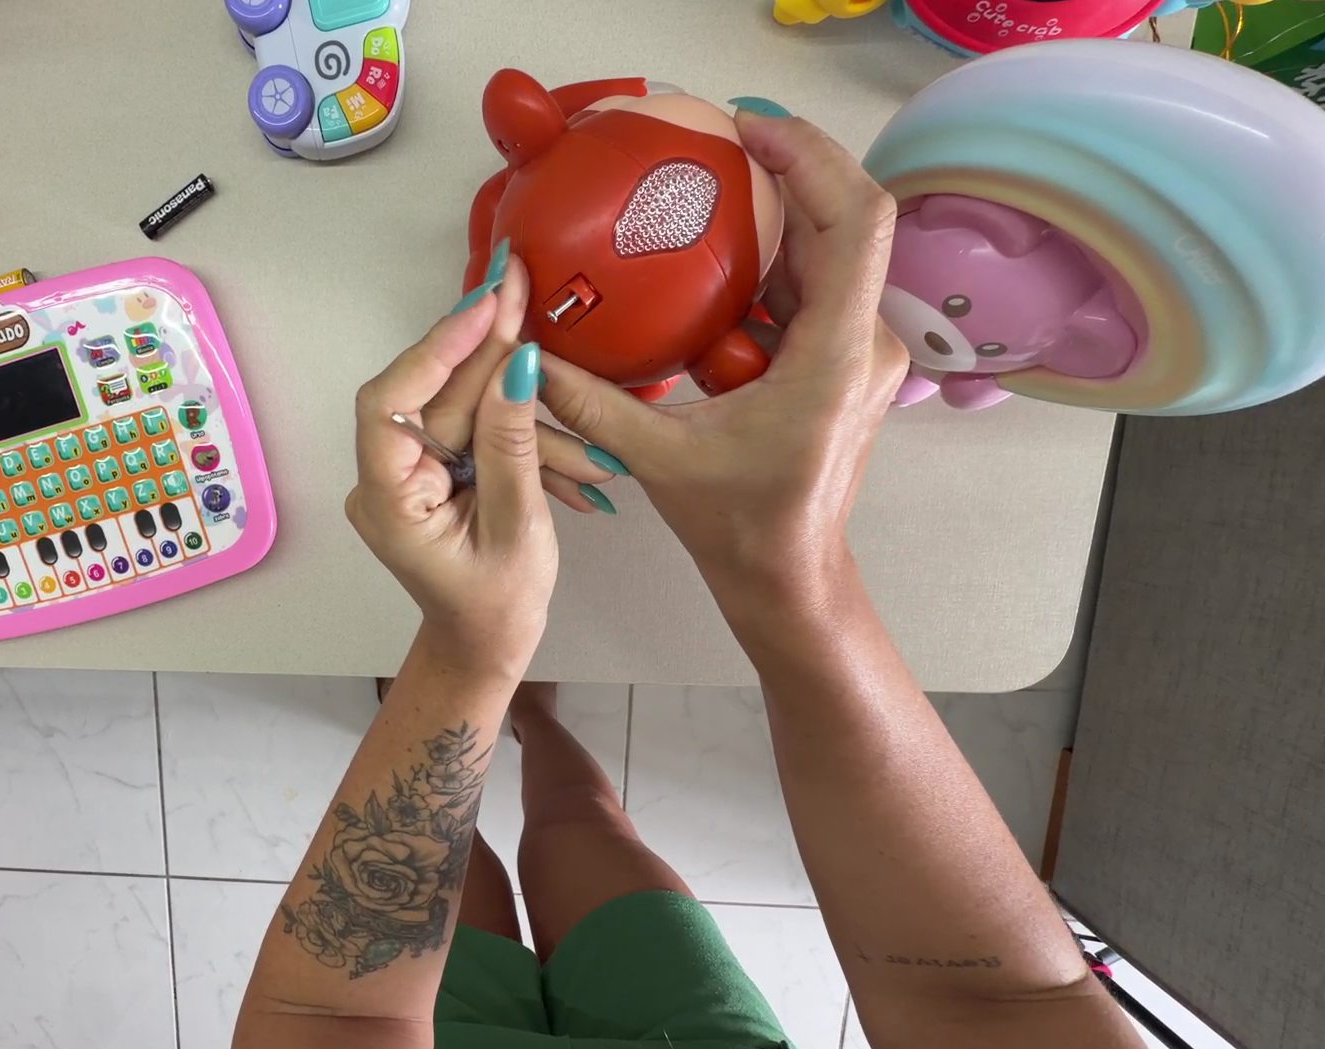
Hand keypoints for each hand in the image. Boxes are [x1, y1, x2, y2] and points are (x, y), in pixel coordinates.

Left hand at [347, 258, 562, 674]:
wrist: (487, 643)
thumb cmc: (498, 607)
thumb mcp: (517, 527)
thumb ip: (513, 444)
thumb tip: (519, 363)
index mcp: (388, 501)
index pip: (389, 403)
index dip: (435, 349)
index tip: (485, 304)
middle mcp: (387, 478)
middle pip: (432, 396)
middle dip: (487, 353)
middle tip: (520, 284)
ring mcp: (410, 473)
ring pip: (462, 410)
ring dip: (522, 407)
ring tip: (572, 390)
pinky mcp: (435, 470)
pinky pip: (475, 432)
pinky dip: (520, 432)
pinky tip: (569, 446)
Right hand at [539, 113, 908, 612]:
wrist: (785, 572)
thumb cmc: (737, 523)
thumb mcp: (654, 456)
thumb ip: (589, 402)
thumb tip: (529, 358)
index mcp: (835, 356)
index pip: (854, 222)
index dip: (809, 158)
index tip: (748, 131)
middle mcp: (864, 343)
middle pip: (844, 226)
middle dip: (787, 176)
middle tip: (714, 151)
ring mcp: (857, 355)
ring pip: (828, 259)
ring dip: (775, 223)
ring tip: (709, 199)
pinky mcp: (839, 366)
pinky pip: (810, 296)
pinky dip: (767, 271)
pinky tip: (713, 272)